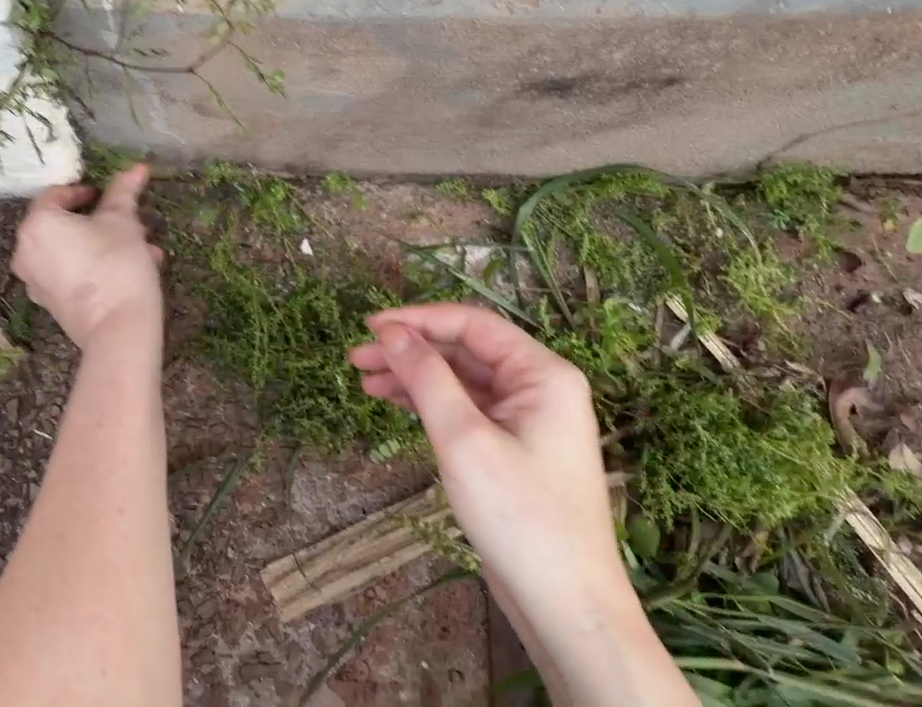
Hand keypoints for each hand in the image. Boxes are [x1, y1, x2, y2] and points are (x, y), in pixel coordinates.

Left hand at [12, 165, 164, 347]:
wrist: (118, 328)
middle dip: (100, 220)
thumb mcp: (122, 221)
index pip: (56, 195)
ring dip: (103, 243)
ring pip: (70, 250)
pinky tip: (130, 268)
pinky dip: (93, 265)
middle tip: (129, 221)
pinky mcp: (50, 303)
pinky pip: (70, 272)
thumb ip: (124, 191)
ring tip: (141, 246)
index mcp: (36, 225)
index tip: (107, 195)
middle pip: (63, 224)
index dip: (84, 191)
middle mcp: (26, 251)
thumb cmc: (116, 263)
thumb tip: (137, 167)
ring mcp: (35, 281)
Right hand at [351, 303, 697, 705]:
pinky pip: (465, 407)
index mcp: (542, 374)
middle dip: (410, 349)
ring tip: (364, 379)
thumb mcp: (463, 438)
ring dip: (413, 375)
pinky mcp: (512, 447)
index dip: (417, 319)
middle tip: (356, 357)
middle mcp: (539, 387)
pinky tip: (392, 401)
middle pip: (464, 350)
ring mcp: (526, 419)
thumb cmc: (519, 515)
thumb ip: (426, 377)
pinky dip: (428, 402)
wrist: (565, 602)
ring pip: (460, 379)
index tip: (368, 327)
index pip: (472, 324)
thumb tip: (391, 332)